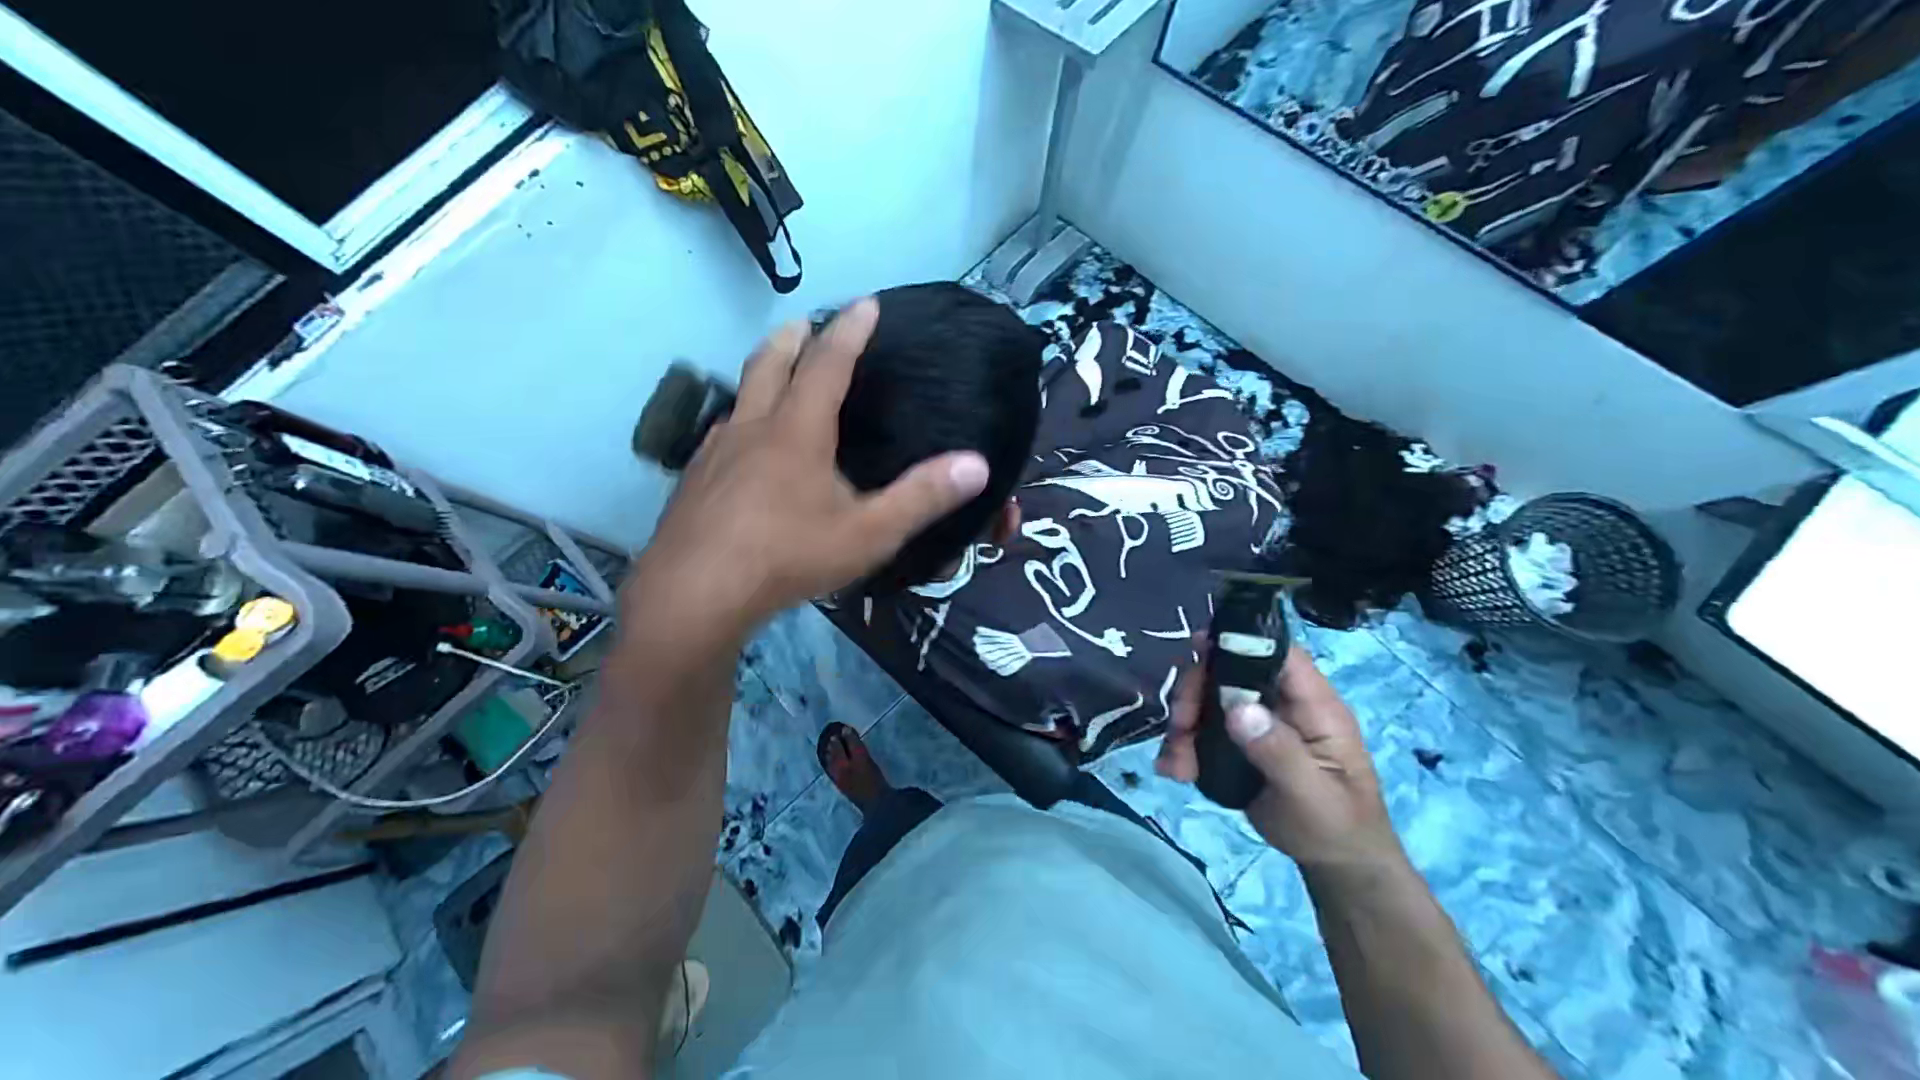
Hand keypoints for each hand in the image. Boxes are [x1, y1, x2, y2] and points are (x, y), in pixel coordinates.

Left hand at [631, 298, 989, 644]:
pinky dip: (739, 420)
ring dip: (761, 374)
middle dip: (793, 338)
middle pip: (770, 364)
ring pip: (740, 396)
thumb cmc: (788, 557)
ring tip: (775, 376)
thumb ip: (922, 498)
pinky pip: (720, 434)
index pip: (828, 364)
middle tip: (808, 322)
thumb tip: (977, 464)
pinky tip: (740, 447)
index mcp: (798, 430)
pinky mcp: (694, 480)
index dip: (850, 330)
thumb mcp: (868, 533)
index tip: (866, 303)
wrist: (697, 592)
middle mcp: (753, 428)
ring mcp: (716, 452)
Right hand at [1157, 643, 1402, 870]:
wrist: (1337, 864)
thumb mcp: (1312, 795)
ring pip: (1209, 701)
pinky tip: (1175, 771)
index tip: (1197, 646)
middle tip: (1179, 724)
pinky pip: (1203, 730)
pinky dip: (1183, 746)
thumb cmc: (1336, 827)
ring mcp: (1260, 723)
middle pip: (1230, 673)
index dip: (1240, 642)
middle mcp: (1284, 706)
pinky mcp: (1240, 743)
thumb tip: (1237, 708)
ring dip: (1184, 725)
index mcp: (1314, 706)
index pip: (1279, 655)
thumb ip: (1279, 751)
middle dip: (1196, 692)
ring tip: (1177, 763)